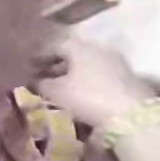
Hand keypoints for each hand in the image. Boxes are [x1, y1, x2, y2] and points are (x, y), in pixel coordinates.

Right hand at [37, 37, 155, 127]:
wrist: (131, 114)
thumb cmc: (87, 97)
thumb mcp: (56, 92)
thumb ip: (41, 84)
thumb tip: (34, 80)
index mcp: (80, 47)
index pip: (55, 46)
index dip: (40, 56)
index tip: (28, 66)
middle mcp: (99, 49)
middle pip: (73, 55)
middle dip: (56, 66)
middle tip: (41, 78)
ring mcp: (115, 62)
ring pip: (86, 65)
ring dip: (71, 74)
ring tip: (59, 88)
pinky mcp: (125, 77)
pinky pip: (98, 75)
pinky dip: (85, 81)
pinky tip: (78, 93)